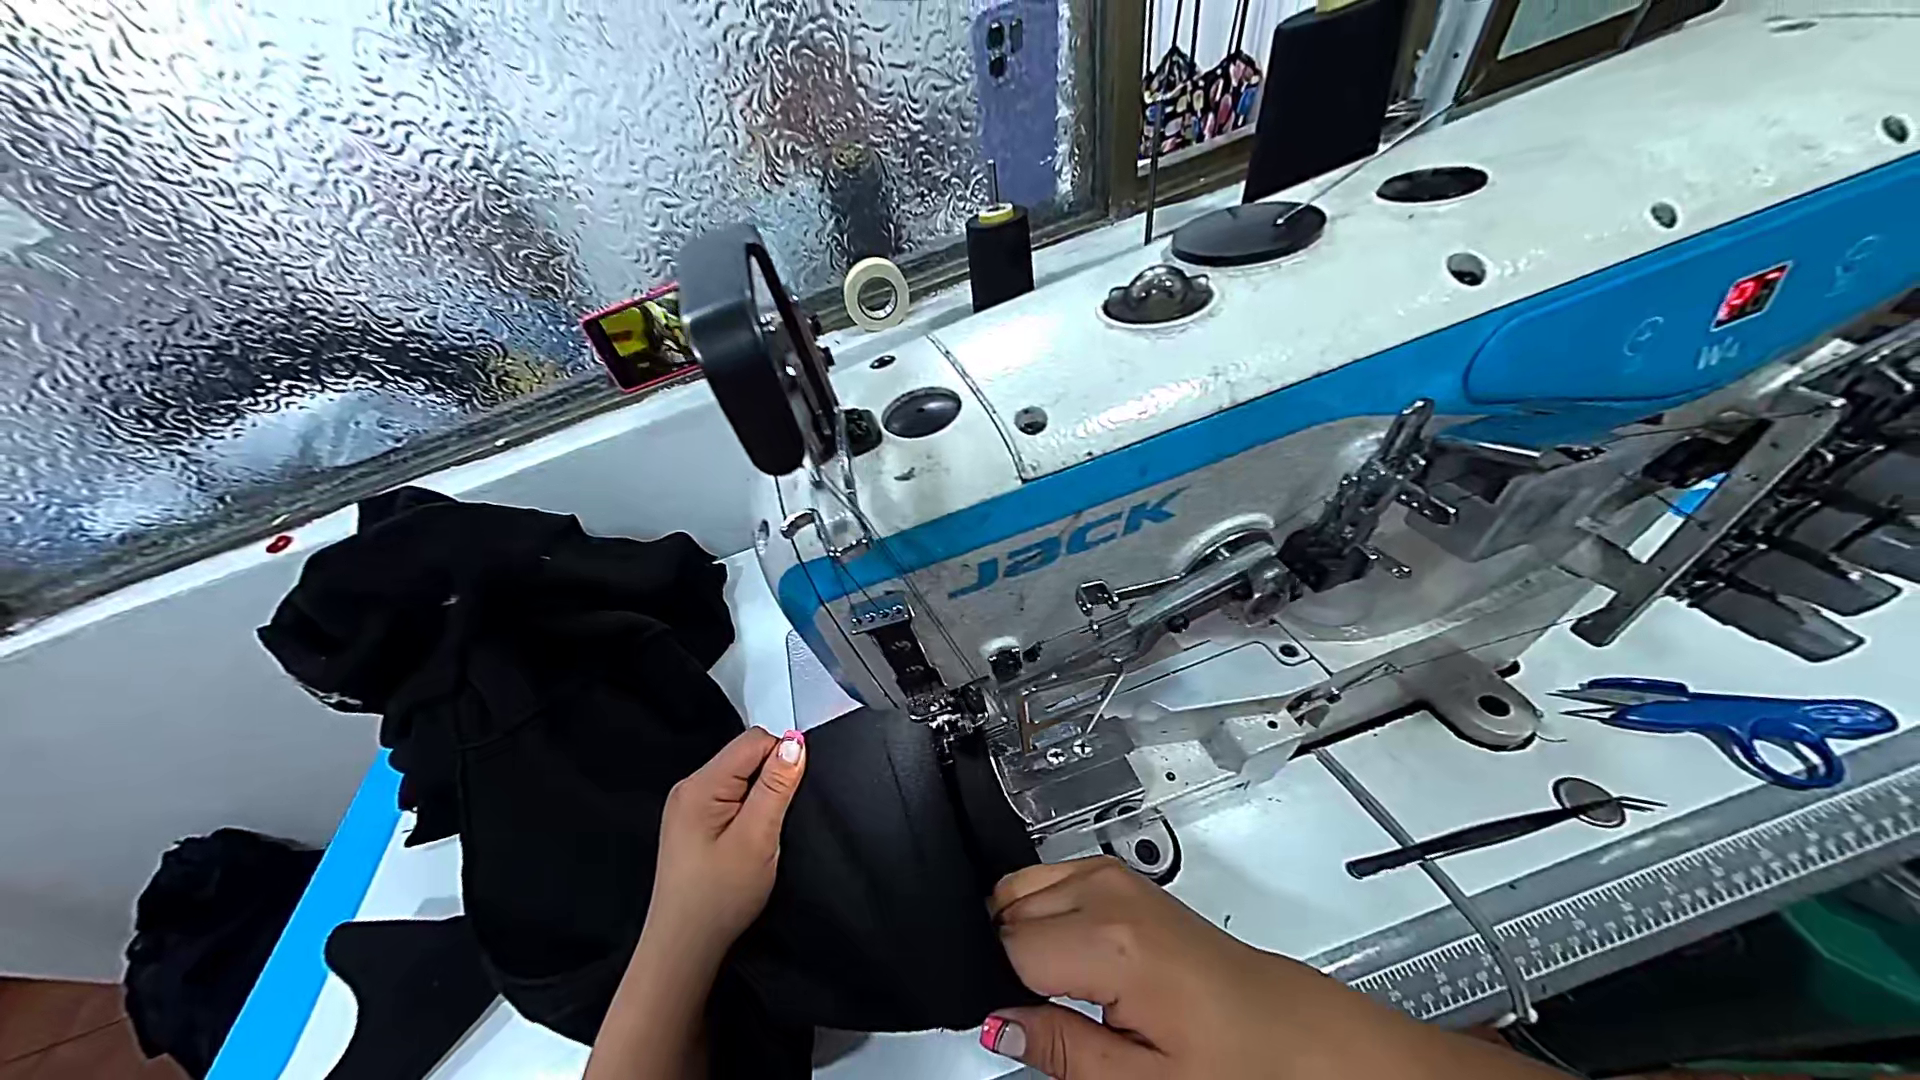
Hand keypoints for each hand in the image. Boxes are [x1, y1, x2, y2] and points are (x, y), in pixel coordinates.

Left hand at [587, 728, 806, 1079]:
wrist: (684, 950)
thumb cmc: (719, 898)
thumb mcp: (758, 838)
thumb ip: (777, 786)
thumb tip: (794, 743)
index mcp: (700, 786)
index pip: (754, 741)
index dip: (781, 759)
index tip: (788, 794)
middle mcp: (689, 787)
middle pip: (746, 754)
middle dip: (770, 778)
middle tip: (771, 820)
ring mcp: (688, 804)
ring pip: (741, 774)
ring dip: (760, 795)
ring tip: (759, 832)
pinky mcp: (693, 820)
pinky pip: (731, 793)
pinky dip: (748, 808)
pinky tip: (746, 837)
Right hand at [980, 856, 1562, 1079]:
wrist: (1293, 1031)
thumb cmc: (1234, 1065)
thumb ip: (1060, 1050)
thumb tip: (993, 1024)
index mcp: (1108, 938)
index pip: (1007, 948)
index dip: (1001, 992)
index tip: (1018, 1028)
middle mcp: (1102, 886)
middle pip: (1006, 911)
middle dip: (1008, 961)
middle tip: (1046, 1015)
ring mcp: (1107, 869)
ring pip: (1018, 889)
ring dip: (1020, 934)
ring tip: (1061, 989)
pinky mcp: (1114, 870)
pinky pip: (1046, 879)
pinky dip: (1039, 912)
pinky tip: (1070, 957)